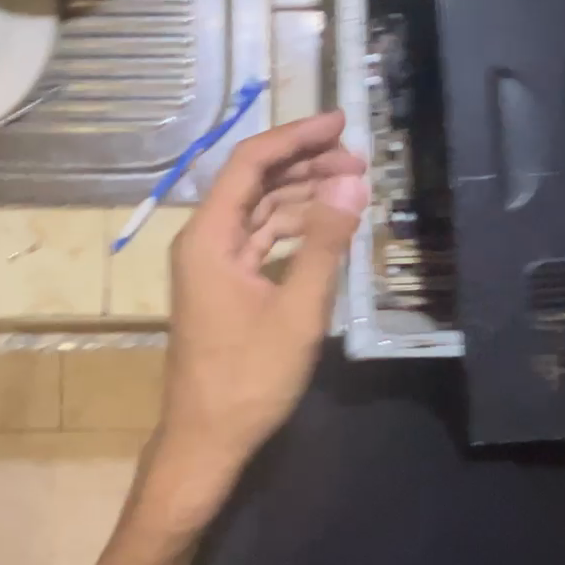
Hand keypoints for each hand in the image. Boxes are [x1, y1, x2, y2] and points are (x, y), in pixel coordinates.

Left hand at [153, 111, 367, 504]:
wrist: (206, 441)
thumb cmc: (248, 378)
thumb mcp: (297, 310)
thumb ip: (325, 242)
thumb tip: (352, 182)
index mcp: (209, 235)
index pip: (250, 162)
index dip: (295, 137)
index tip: (339, 122)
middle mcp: (205, 238)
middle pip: (255, 180)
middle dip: (305, 163)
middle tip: (358, 158)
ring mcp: (214, 261)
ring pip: (260, 208)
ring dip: (303, 194)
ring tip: (352, 186)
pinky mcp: (226, 282)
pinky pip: (261, 238)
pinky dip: (293, 227)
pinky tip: (327, 224)